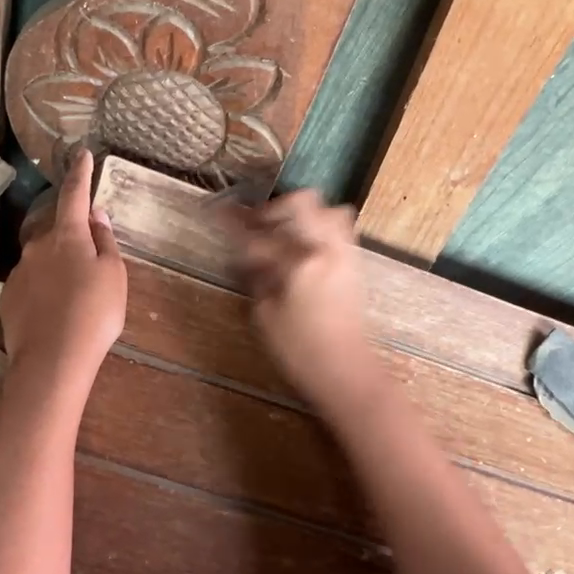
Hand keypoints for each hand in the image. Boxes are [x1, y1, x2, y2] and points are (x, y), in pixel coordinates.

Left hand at [1, 150, 126, 390]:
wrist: (52, 360)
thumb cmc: (94, 313)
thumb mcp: (113, 276)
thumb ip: (105, 242)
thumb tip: (95, 215)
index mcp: (67, 236)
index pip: (74, 195)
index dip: (82, 174)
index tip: (84, 155)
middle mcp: (37, 247)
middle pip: (57, 232)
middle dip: (72, 239)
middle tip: (91, 262)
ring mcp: (19, 272)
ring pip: (43, 261)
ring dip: (58, 270)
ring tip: (76, 300)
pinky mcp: (8, 298)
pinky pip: (31, 285)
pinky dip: (45, 292)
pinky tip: (56, 314)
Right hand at [228, 190, 384, 419]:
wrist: (346, 370)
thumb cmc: (299, 351)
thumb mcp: (265, 316)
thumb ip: (258, 278)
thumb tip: (250, 257)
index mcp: (299, 263)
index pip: (259, 235)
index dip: (234, 223)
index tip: (218, 213)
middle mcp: (326, 249)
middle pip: (303, 202)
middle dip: (276, 207)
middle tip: (259, 224)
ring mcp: (345, 254)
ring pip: (328, 210)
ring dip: (303, 215)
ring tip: (285, 233)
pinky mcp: (355, 264)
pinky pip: (339, 230)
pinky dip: (320, 229)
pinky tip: (304, 250)